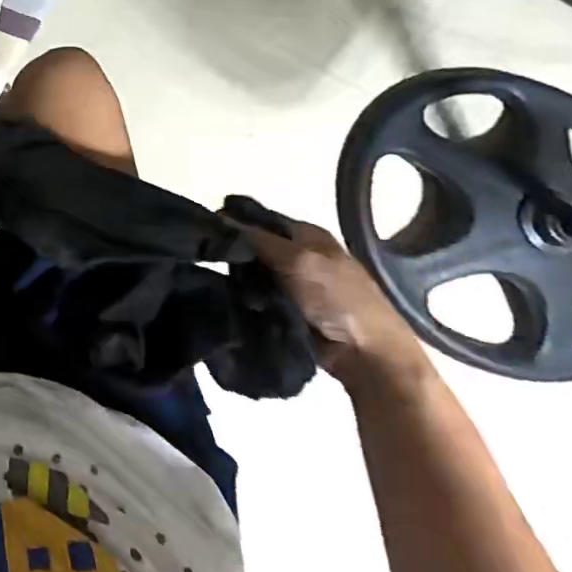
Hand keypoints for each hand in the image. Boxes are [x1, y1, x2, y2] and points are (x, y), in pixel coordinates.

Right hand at [223, 207, 431, 395]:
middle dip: (232, 251)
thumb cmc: (339, 300)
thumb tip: (217, 216)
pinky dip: (242, 296)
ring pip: (249, 270)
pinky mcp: (285, 307)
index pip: (259, 217)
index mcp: (308, 235)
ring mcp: (292, 282)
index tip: (204, 229)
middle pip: (252, 244)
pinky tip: (229, 298)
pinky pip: (253, 294)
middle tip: (210, 258)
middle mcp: (299, 254)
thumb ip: (257, 238)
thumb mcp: (297, 260)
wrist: (367, 356)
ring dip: (236, 277)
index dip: (233, 220)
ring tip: (219, 282)